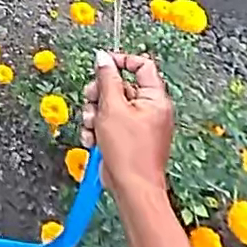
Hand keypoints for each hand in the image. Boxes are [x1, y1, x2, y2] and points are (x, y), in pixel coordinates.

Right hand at [81, 50, 172, 202]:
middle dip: (100, 93)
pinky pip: (108, 121)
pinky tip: (93, 139)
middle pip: (120, 85)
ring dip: (94, 113)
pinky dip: (97, 128)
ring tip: (92, 126)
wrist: (132, 189)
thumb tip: (103, 58)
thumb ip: (107, 79)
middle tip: (92, 100)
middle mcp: (149, 109)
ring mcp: (138, 124)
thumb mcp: (112, 107)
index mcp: (154, 98)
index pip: (141, 65)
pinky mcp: (127, 137)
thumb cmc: (129, 153)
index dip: (121, 61)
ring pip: (109, 104)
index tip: (102, 65)